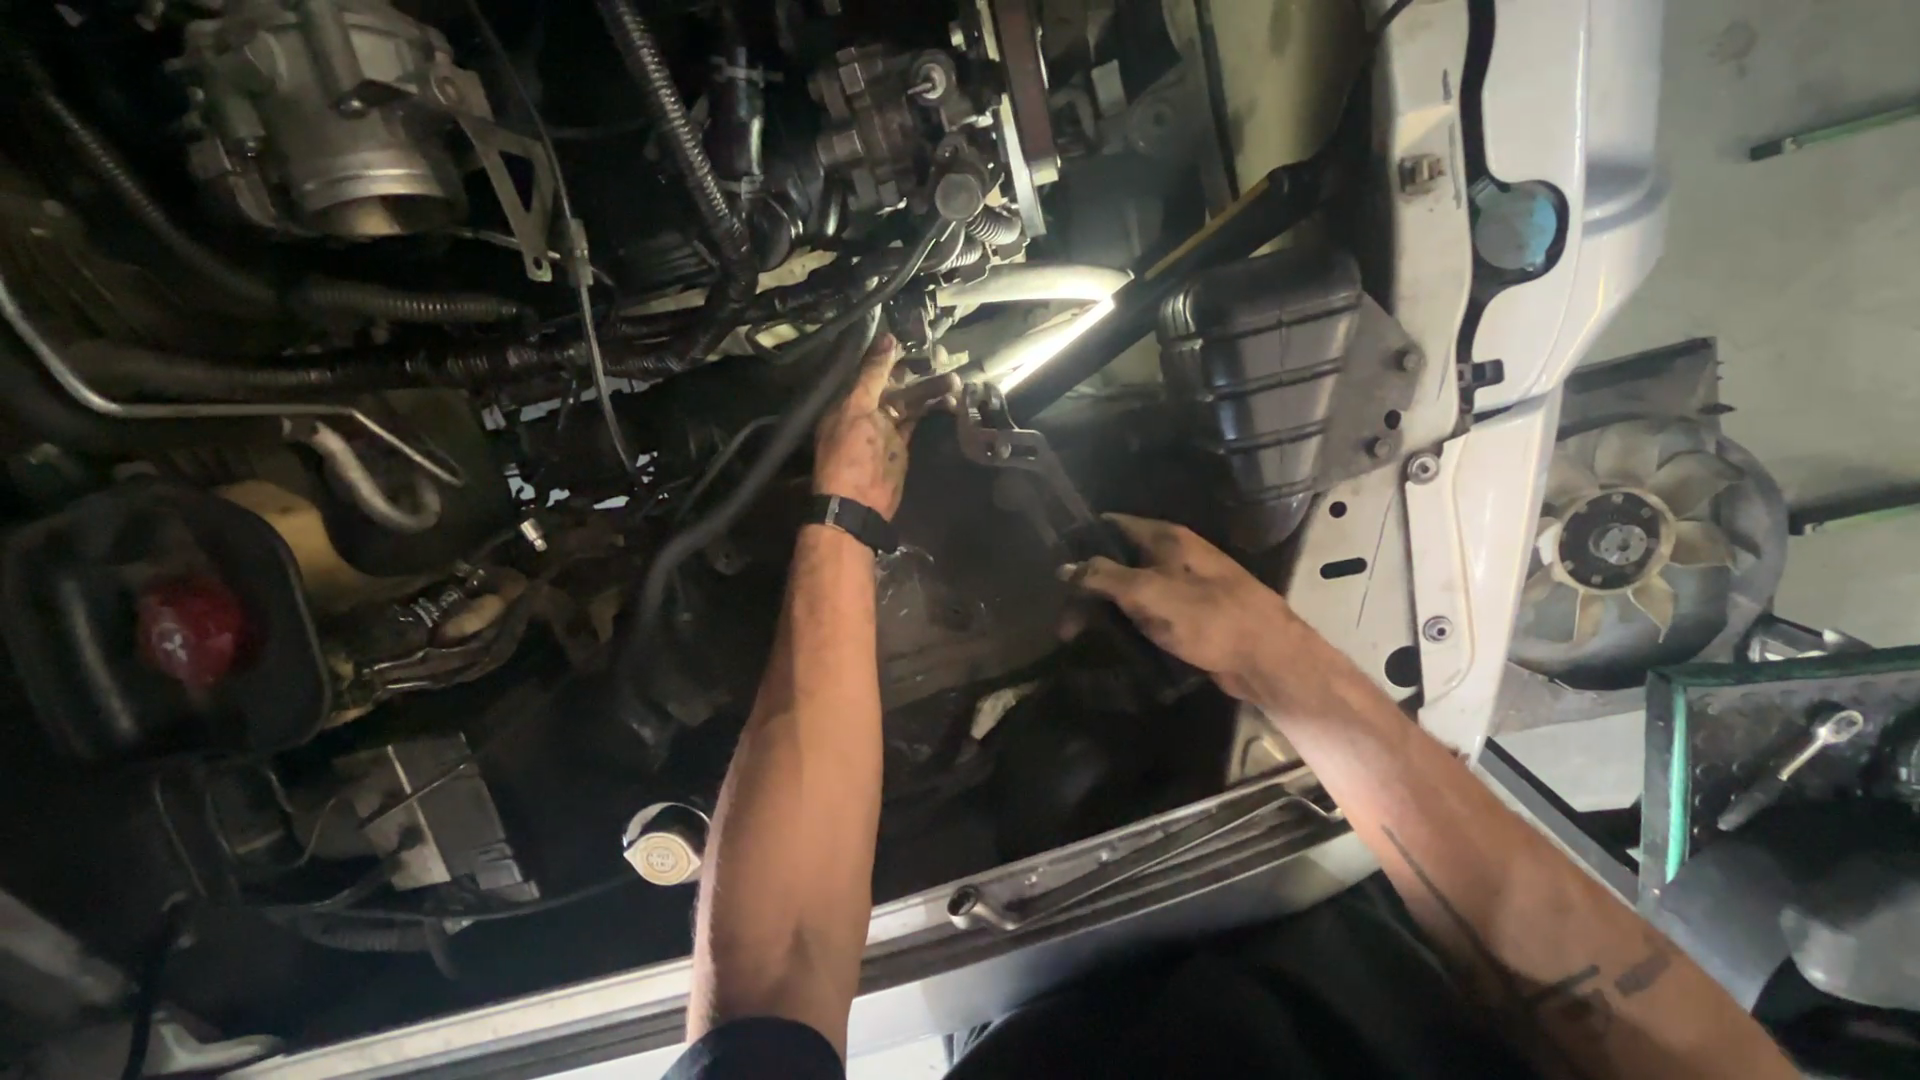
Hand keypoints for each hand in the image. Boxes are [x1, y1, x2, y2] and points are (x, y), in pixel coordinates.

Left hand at [813, 333, 954, 519]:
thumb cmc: (851, 454)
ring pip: (907, 402)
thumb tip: (887, 339)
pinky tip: (949, 399)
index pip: (870, 370)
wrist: (858, 504)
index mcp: (848, 401)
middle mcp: (865, 412)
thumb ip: (872, 375)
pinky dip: (931, 409)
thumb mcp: (858, 408)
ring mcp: (884, 429)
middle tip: (940, 355)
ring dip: (928, 391)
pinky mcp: (900, 445)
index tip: (911, 338)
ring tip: (953, 380)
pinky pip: (915, 420)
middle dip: (914, 371)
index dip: (890, 355)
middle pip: (892, 385)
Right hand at [1061, 513, 1296, 702]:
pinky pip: (1147, 613)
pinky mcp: (1188, 616)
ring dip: (1104, 610)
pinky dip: (1127, 624)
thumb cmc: (1207, 616)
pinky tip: (1110, 642)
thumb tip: (1065, 567)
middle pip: (1117, 562)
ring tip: (1076, 635)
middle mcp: (1172, 555)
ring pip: (1131, 591)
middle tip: (1063, 622)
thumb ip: (1103, 577)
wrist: (1265, 656)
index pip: (1111, 526)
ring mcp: (1182, 586)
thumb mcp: (1148, 592)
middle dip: (1087, 588)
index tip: (1053, 565)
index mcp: (1164, 538)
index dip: (1080, 541)